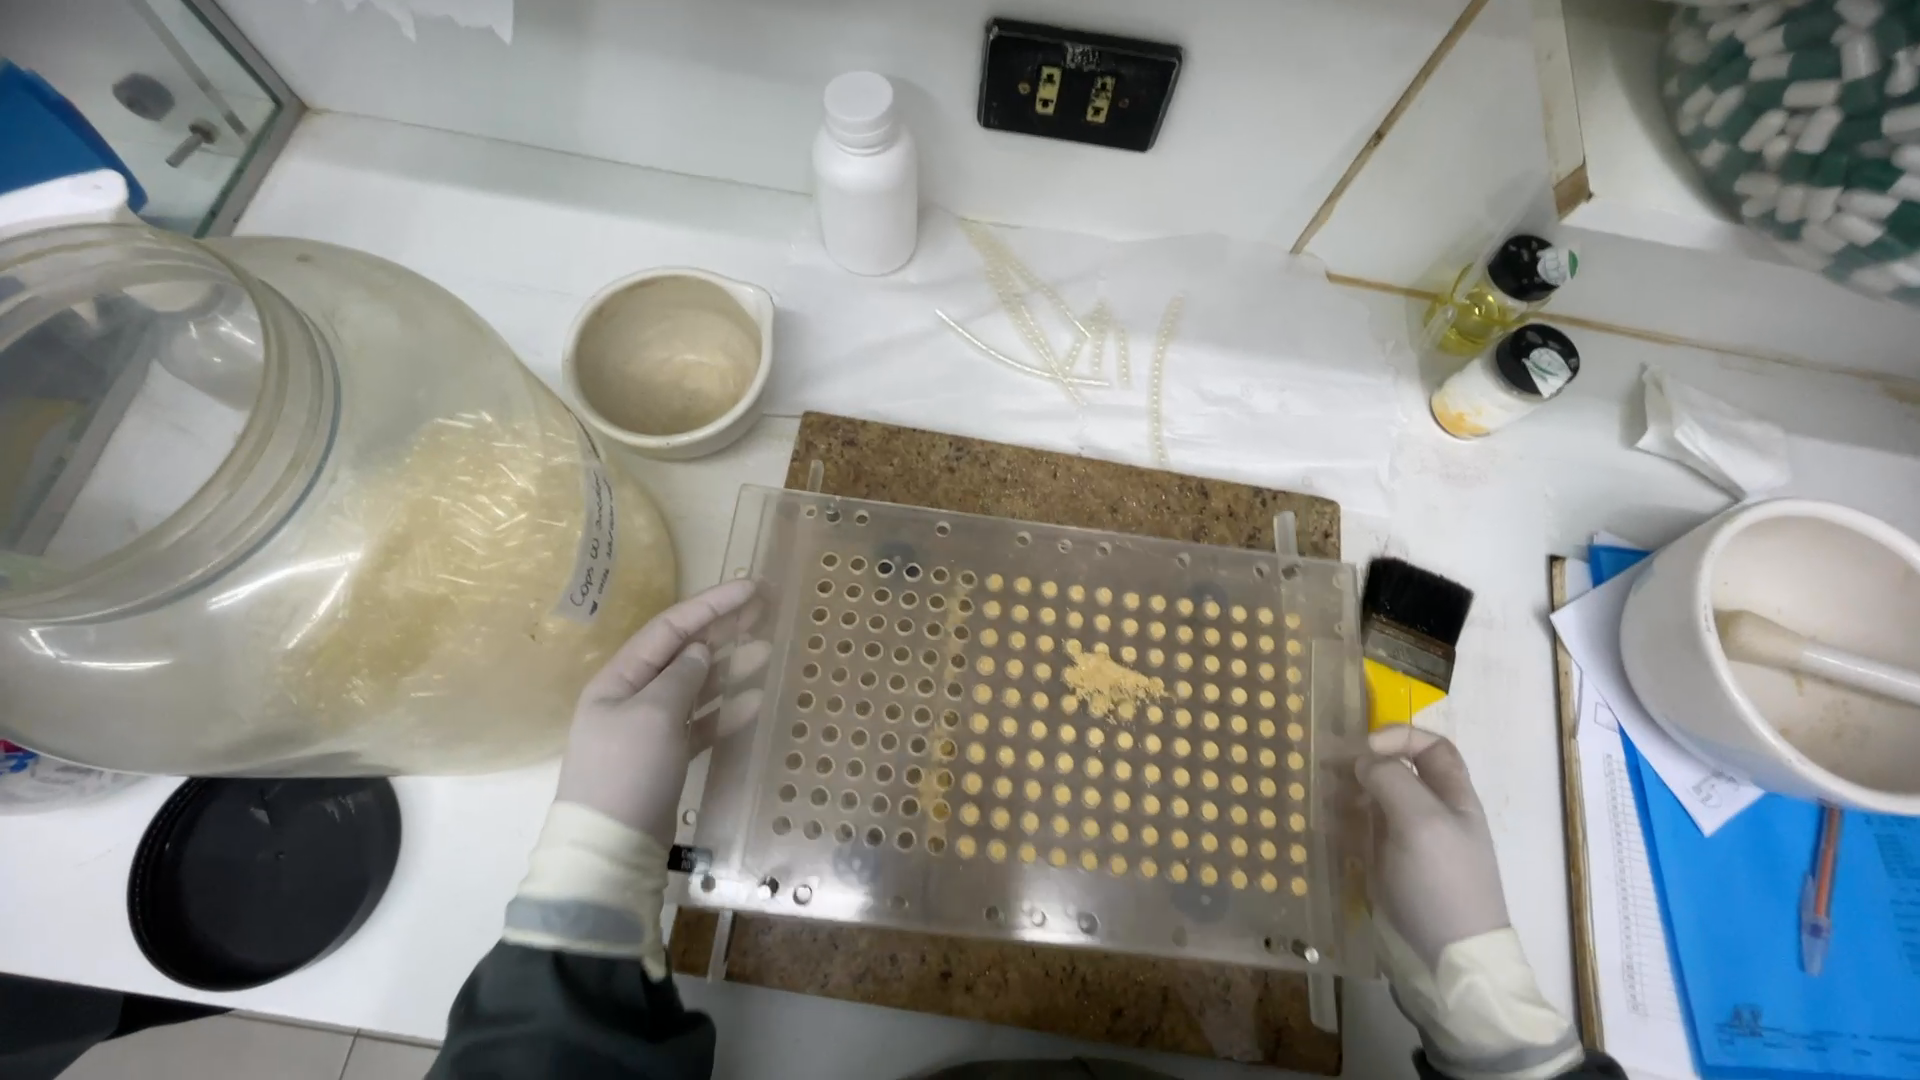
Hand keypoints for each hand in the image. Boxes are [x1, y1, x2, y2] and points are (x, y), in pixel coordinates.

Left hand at [555, 579, 758, 846]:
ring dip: (730, 668)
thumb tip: (701, 651)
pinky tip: (756, 701)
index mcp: (619, 678)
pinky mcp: (668, 754)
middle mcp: (633, 695)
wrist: (610, 849)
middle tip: (765, 612)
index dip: (711, 605)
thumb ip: (681, 676)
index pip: (670, 628)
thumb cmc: (627, 772)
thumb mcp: (654, 715)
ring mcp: (651, 726)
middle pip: (685, 652)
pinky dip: (727, 710)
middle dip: (723, 631)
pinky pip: (703, 721)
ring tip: (767, 652)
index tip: (751, 589)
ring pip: (698, 686)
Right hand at [1357, 727, 1581, 1079]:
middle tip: (1326, 770)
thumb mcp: (1421, 822)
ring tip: (1320, 799)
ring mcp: (1405, 840)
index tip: (1366, 747)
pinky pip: (1357, 830)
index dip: (1401, 736)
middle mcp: (1429, 813)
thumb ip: (1391, 780)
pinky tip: (1322, 827)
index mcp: (1453, 799)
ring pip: (1370, 798)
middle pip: (1395, 770)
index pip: (1432, 748)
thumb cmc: (1441, 883)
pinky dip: (1338, 822)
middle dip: (1361, 765)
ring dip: (1344, 792)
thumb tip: (1363, 761)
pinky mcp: (1383, 864)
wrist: (1446, 959)